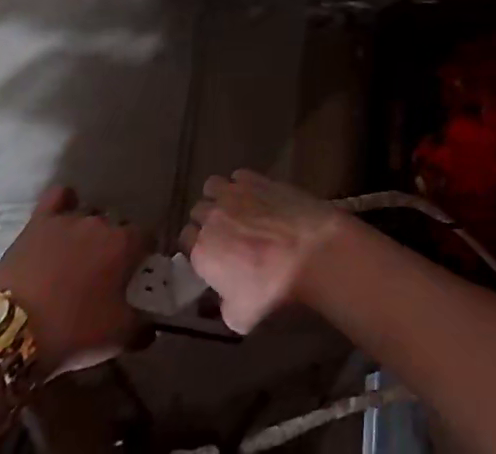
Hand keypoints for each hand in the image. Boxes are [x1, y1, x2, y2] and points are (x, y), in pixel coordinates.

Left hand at [0, 186, 149, 376]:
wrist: (15, 329)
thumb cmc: (73, 331)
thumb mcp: (118, 338)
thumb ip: (142, 327)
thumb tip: (150, 325)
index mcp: (123, 245)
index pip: (147, 236)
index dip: (145, 253)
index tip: (140, 273)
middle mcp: (98, 222)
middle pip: (116, 225)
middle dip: (117, 245)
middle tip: (109, 274)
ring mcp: (66, 218)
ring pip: (88, 214)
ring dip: (90, 231)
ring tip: (81, 256)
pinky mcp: (38, 220)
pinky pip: (58, 197)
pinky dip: (65, 203)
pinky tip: (64, 216)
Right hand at [180, 169, 349, 333]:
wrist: (310, 253)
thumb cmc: (275, 288)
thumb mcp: (244, 317)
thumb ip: (225, 309)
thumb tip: (223, 302)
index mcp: (201, 249)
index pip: (184, 241)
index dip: (197, 247)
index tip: (211, 256)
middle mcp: (209, 217)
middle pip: (198, 212)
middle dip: (207, 222)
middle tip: (226, 234)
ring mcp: (230, 193)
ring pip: (212, 187)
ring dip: (219, 197)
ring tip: (236, 209)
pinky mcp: (253, 178)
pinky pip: (238, 177)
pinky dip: (242, 185)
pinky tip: (257, 198)